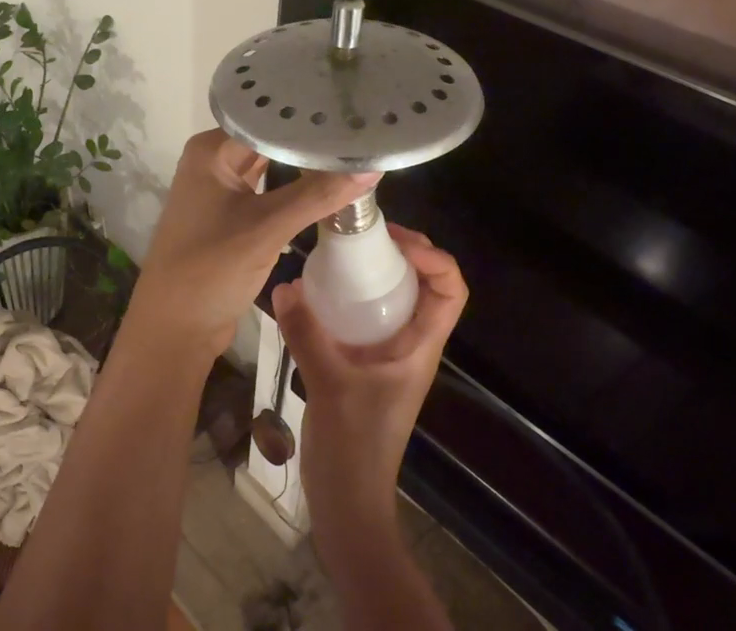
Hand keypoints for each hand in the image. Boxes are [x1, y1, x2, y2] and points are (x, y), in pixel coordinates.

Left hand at [128, 129, 378, 357]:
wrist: (175, 330)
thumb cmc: (209, 271)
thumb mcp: (266, 229)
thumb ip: (318, 195)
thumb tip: (373, 166)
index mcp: (211, 150)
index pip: (268, 117)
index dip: (309, 113)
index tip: (354, 107)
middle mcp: (214, 161)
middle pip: (272, 139)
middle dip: (313, 138)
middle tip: (364, 127)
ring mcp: (223, 190)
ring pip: (274, 165)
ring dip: (308, 165)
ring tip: (358, 149)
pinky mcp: (233, 216)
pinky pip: (272, 191)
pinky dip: (298, 189)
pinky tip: (333, 184)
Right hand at [271, 224, 467, 533]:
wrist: (347, 501)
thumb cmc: (355, 446)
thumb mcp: (330, 384)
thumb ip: (307, 334)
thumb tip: (285, 285)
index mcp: (420, 347)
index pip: (451, 291)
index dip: (435, 258)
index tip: (395, 240)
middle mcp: (409, 345)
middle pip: (423, 287)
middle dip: (401, 254)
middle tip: (362, 234)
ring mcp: (386, 356)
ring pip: (391, 301)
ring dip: (373, 273)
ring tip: (338, 252)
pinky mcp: (360, 366)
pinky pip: (362, 319)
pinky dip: (346, 298)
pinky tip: (313, 293)